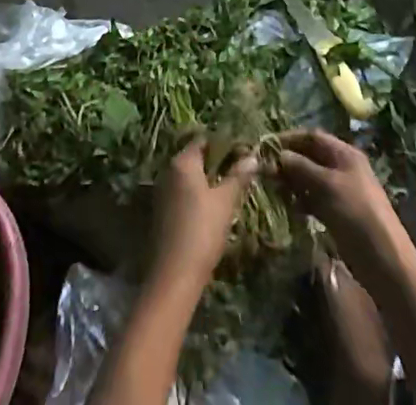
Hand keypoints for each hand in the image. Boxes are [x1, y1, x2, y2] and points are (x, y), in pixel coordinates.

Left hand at [152, 139, 257, 283]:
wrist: (174, 277)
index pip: (205, 139)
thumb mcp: (226, 200)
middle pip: (197, 156)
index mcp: (182, 163)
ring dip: (211, 177)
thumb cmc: (202, 230)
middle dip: (220, 160)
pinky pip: (184, 191)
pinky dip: (200, 191)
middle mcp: (168, 172)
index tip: (246, 150)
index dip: (227, 142)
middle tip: (244, 166)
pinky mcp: (163, 212)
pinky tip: (217, 202)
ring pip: (191, 175)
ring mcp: (162, 193)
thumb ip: (239, 174)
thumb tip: (252, 156)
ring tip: (235, 183)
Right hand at [273, 130, 400, 266]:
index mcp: (345, 153)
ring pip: (310, 178)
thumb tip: (279, 155)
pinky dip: (299, 199)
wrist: (381, 254)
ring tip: (267, 186)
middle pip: (311, 156)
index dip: (289, 138)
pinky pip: (313, 198)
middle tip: (261, 169)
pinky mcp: (336, 211)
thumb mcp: (328, 185)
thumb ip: (302, 168)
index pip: (313, 137)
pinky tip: (284, 205)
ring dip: (291, 180)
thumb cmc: (356, 212)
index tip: (264, 146)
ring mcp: (339, 190)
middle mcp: (342, 167)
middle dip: (288, 160)